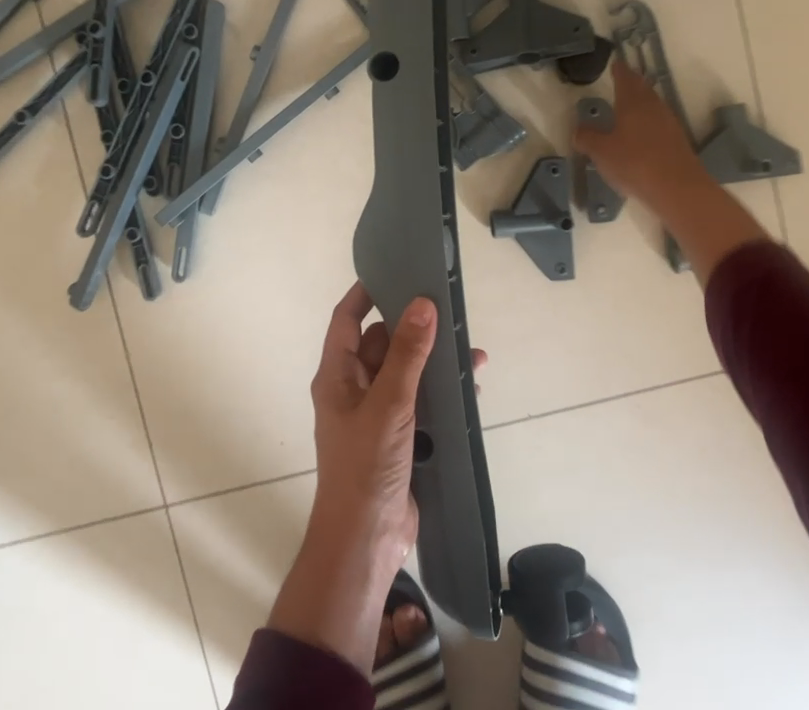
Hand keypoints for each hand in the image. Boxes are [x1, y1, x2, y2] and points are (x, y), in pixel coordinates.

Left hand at [268, 284, 486, 673]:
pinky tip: (469, 391)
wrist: (367, 538)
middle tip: (448, 310)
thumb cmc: (366, 466)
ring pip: (405, 375)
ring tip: (471, 352)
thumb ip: (407, 356)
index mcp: (337, 377)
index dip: (365, 294)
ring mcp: (376, 417)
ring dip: (433, 362)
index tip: (394, 271)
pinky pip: (419, 404)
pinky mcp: (398, 439)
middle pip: (381, 345)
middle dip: (413, 328)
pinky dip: (441, 394)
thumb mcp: (389, 405)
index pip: (346, 321)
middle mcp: (353, 391)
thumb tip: (422, 305)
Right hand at [574, 58, 712, 214]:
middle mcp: (653, 107)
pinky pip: (658, 124)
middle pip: (642, 89)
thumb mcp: (601, 152)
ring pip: (652, 106)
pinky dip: (647, 123)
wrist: (677, 188)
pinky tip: (640, 135)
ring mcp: (668, 123)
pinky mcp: (676, 141)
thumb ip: (587, 137)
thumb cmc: (634, 163)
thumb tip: (579, 129)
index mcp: (633, 102)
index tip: (615, 64)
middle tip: (621, 81)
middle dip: (631, 84)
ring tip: (627, 108)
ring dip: (640, 104)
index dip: (619, 70)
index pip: (625, 78)